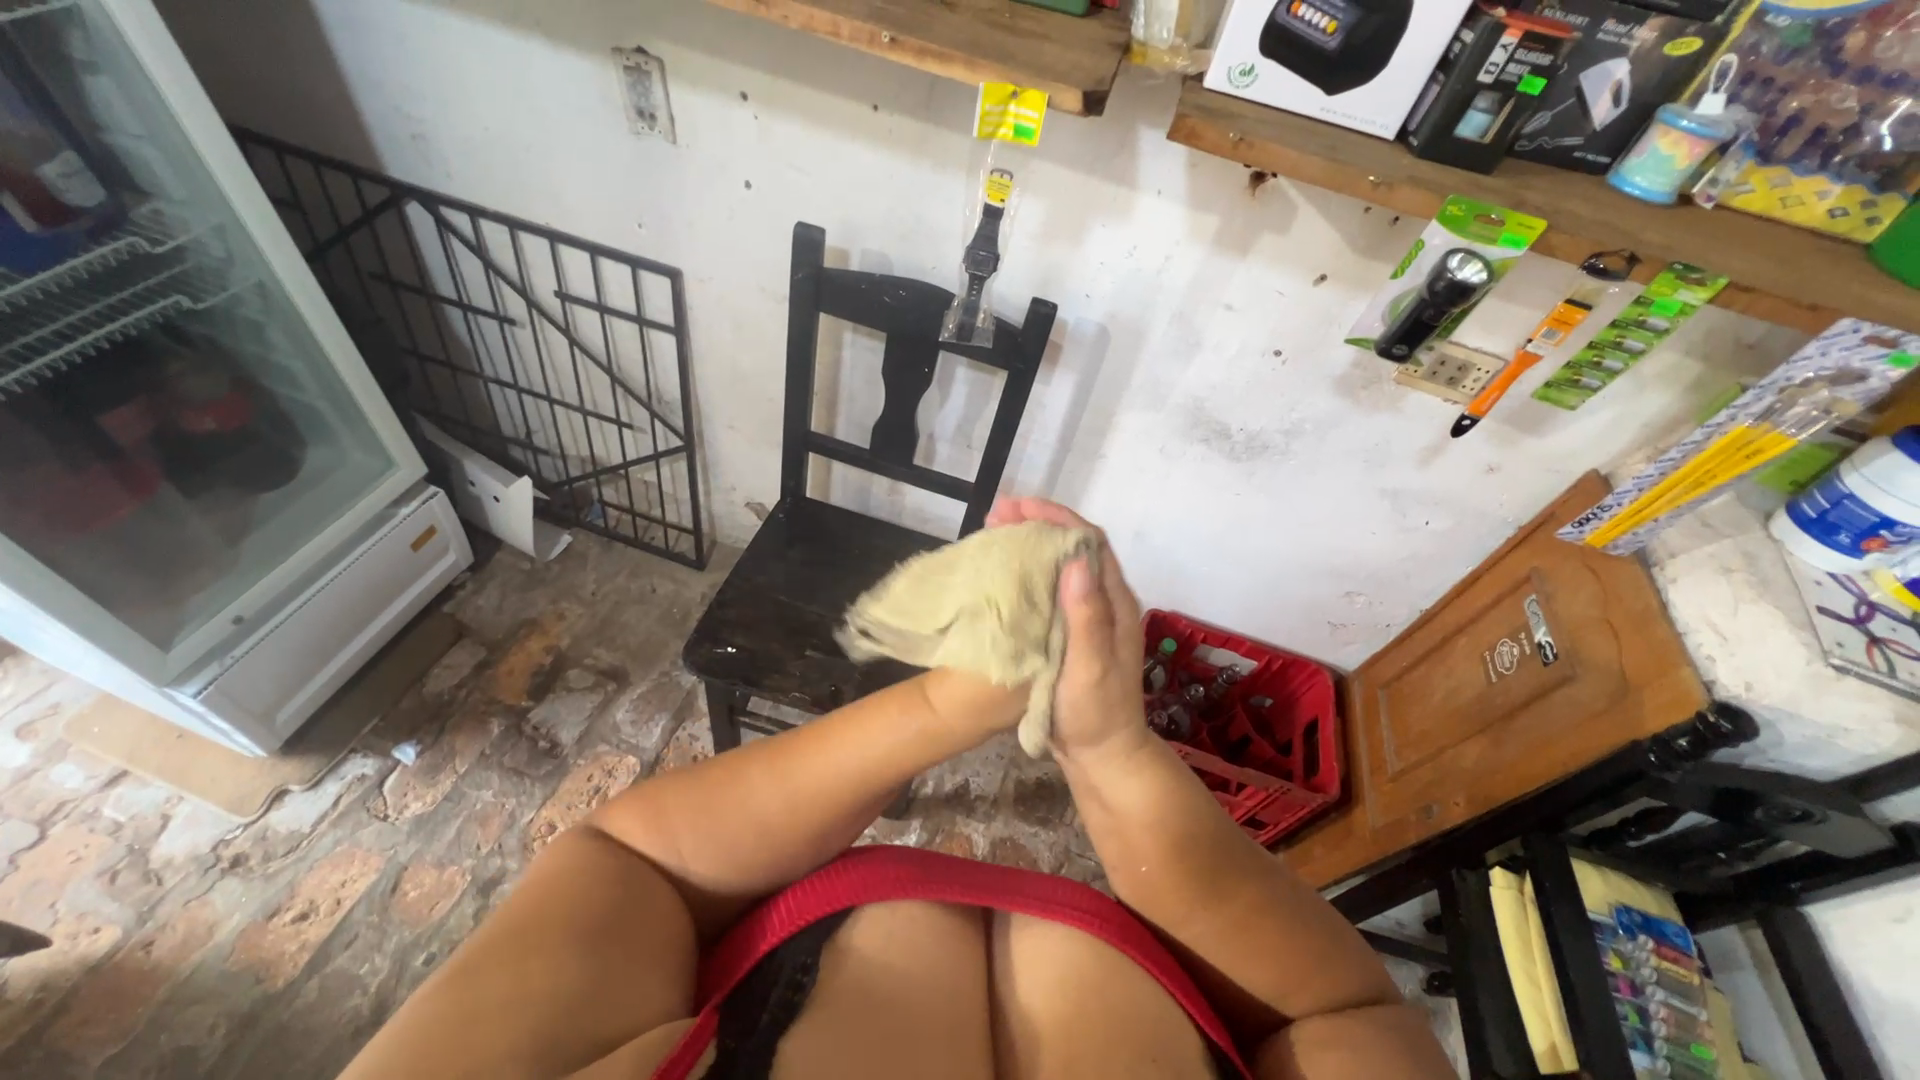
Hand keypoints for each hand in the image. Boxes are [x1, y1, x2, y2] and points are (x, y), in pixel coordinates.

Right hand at [985, 497, 1151, 761]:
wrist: (1102, 755)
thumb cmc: (1096, 712)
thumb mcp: (1091, 666)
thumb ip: (1087, 616)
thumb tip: (1074, 560)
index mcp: (1115, 603)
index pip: (1089, 542)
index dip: (1056, 518)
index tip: (1017, 508)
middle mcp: (1104, 602)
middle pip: (1074, 547)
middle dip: (1038, 524)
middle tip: (995, 516)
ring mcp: (1088, 618)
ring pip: (1060, 566)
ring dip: (1031, 546)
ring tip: (993, 537)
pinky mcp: (1070, 633)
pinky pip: (1050, 590)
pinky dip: (1027, 574)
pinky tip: (1002, 579)